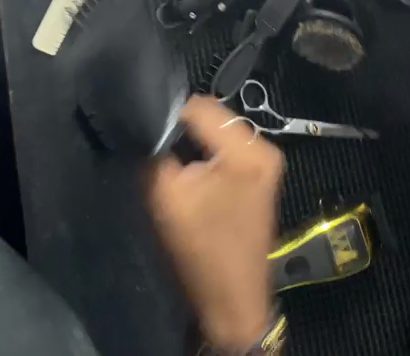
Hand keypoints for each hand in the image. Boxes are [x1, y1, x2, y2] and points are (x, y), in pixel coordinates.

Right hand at [147, 96, 283, 350]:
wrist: (231, 304)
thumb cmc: (201, 251)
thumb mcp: (166, 194)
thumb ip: (155, 148)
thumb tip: (145, 121)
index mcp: (248, 149)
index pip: (198, 106)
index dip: (166, 114)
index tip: (144, 129)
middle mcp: (264, 146)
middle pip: (210, 115)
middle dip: (180, 127)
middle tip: (153, 143)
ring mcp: (265, 161)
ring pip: (215, 129)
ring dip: (191, 139)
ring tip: (167, 154)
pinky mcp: (259, 174)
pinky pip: (223, 145)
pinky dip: (203, 151)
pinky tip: (187, 168)